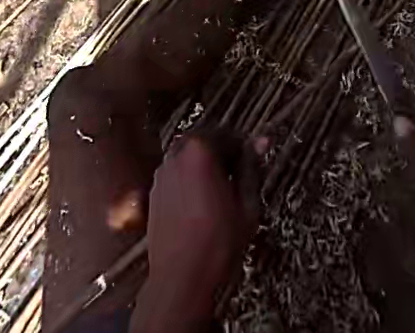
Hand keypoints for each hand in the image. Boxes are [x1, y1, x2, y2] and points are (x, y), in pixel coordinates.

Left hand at [132, 132, 264, 332]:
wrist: (180, 280)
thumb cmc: (216, 244)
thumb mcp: (247, 204)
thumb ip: (252, 167)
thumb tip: (261, 142)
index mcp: (200, 150)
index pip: (230, 135)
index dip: (245, 149)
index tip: (253, 163)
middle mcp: (177, 155)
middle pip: (207, 142)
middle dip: (223, 155)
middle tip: (238, 178)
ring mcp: (162, 173)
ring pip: (190, 158)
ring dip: (205, 168)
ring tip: (220, 194)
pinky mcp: (154, 192)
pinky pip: (177, 175)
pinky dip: (189, 181)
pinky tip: (200, 206)